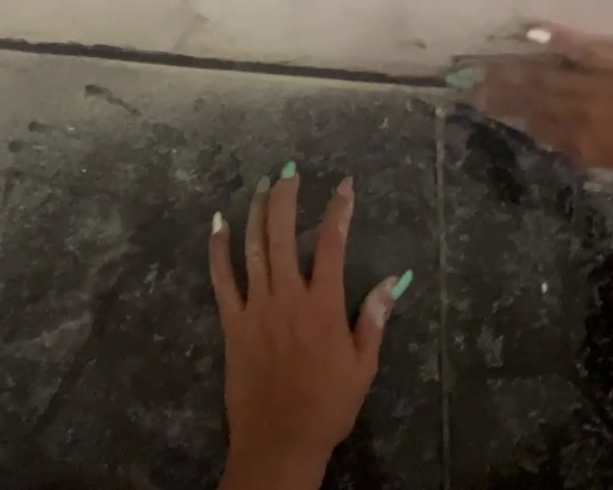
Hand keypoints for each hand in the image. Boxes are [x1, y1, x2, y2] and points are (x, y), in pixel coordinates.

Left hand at [209, 167, 410, 489]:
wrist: (280, 441)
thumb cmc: (328, 404)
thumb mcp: (364, 365)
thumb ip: (375, 317)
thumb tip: (395, 279)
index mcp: (323, 304)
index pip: (334, 244)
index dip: (340, 210)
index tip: (344, 185)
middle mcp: (288, 296)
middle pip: (286, 233)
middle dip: (287, 197)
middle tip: (289, 171)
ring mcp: (256, 306)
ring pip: (254, 247)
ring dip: (257, 211)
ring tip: (262, 184)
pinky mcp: (232, 321)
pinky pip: (222, 278)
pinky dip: (218, 248)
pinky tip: (217, 223)